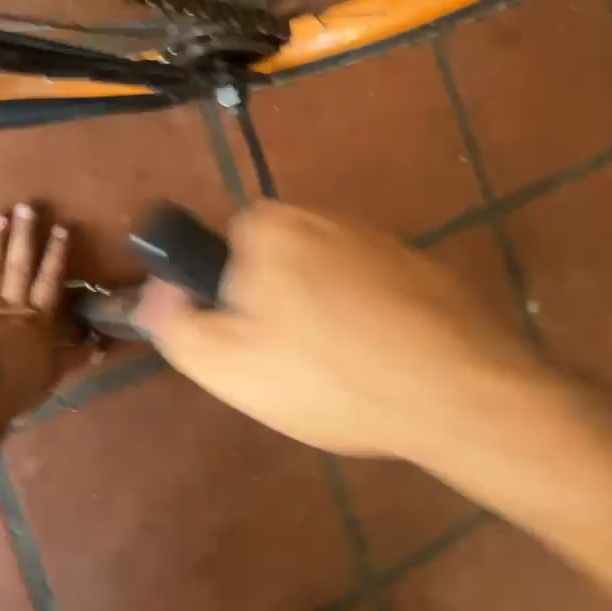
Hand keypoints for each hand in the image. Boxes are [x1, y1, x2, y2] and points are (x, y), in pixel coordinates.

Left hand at [0, 203, 79, 412]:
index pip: (49, 279)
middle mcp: (12, 307)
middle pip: (19, 266)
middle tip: (26, 207)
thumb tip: (100, 345)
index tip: (61, 228)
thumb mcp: (55, 374)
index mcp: (37, 319)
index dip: (56, 254)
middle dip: (24, 236)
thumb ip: (76, 356)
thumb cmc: (21, 388)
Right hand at [135, 202, 544, 459]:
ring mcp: (378, 238)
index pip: (222, 249)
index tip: (247, 346)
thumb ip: (177, 324)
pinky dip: (365, 319)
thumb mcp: (230, 367)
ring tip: (340, 373)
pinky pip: (368, 288)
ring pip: (320, 277)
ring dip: (320, 316)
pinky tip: (380, 363)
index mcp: (270, 227)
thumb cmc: (332, 377)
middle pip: (272, 262)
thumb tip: (150, 293)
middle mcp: (323, 216)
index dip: (225, 300)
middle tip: (290, 367)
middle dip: (272, 308)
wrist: (461, 393)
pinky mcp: (420, 265)